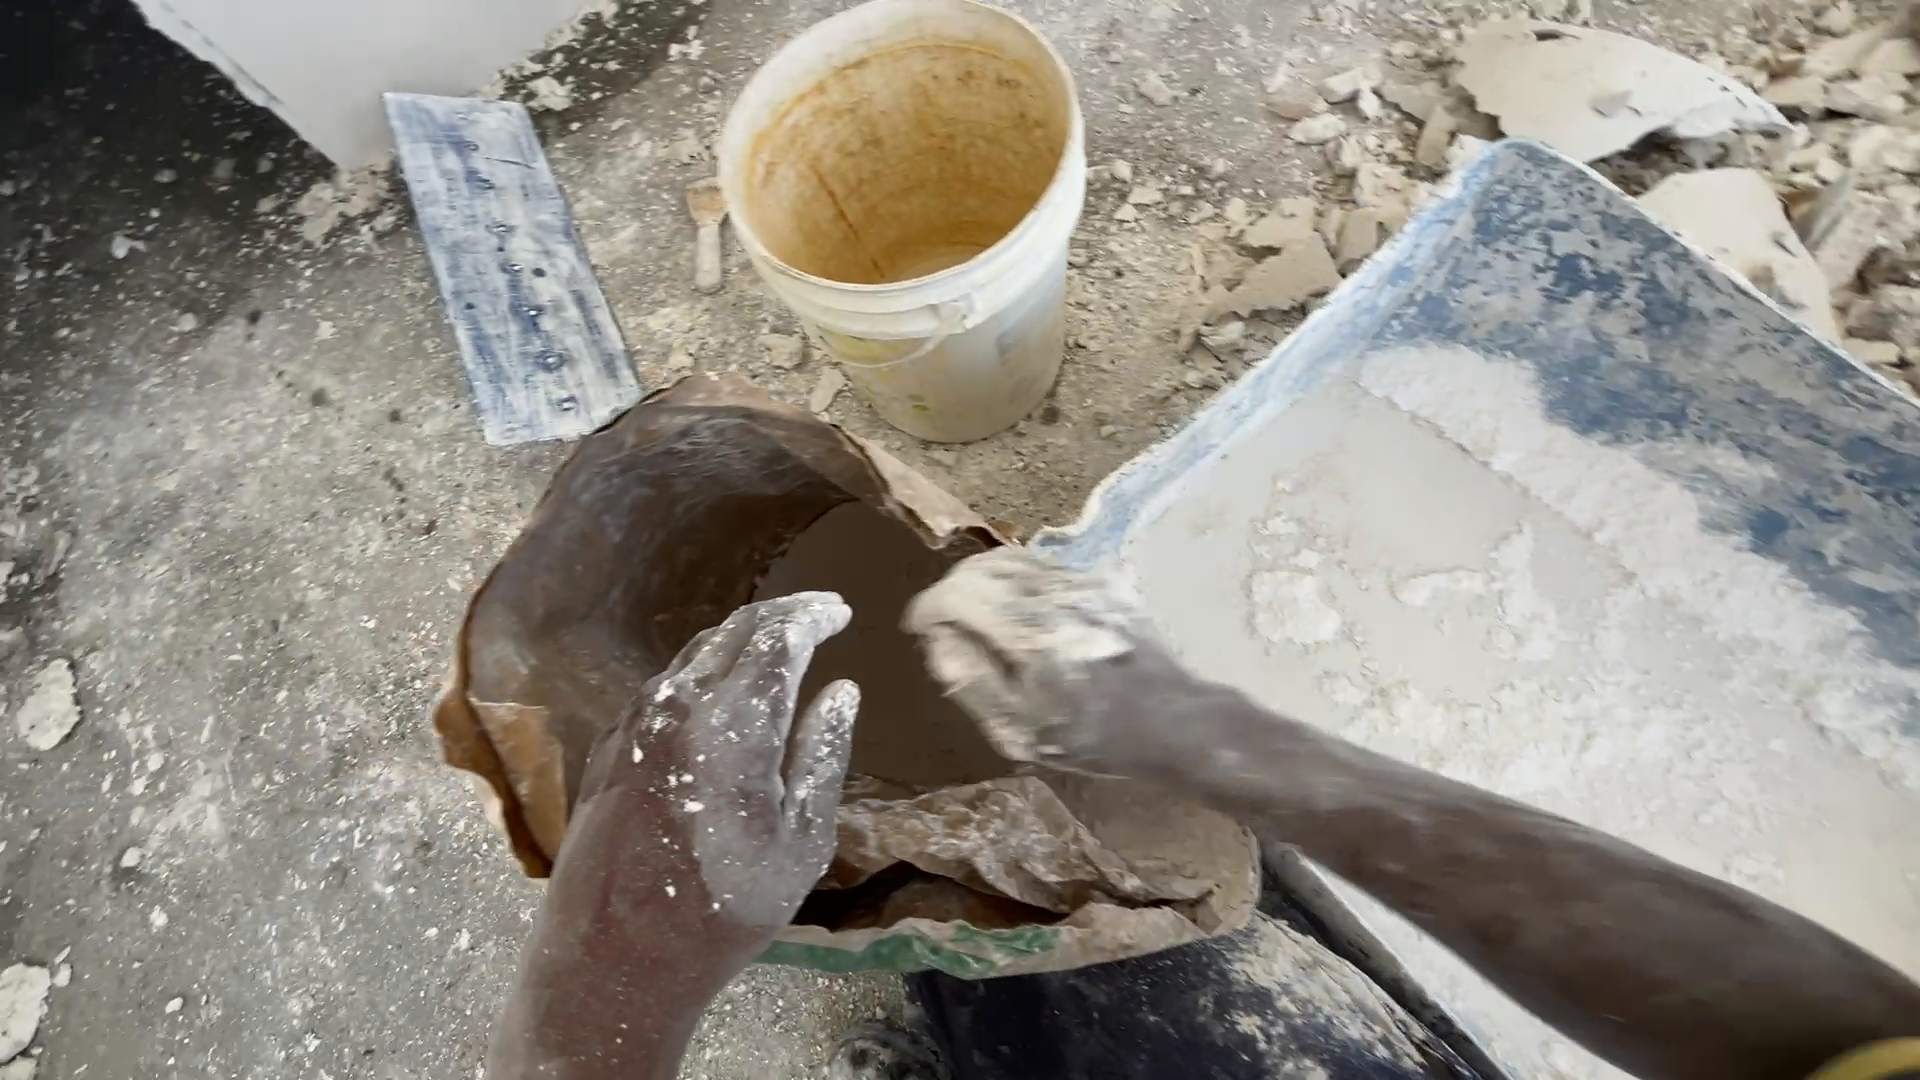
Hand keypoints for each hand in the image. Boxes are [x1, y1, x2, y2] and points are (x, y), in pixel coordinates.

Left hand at [490, 593, 859, 1079]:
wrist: (610, 965)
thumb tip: (843, 690)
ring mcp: (638, 721)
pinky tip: (726, 682)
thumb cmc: (723, 908)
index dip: (814, 616)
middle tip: (820, 612)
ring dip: (745, 633)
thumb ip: (822, 753)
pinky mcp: (613, 743)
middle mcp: (680, 706)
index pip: (780, 637)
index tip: (842, 612)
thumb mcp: (801, 840)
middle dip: (786, 611)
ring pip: (699, 649)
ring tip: (781, 640)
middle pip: (738, 627)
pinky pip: (669, 678)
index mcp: (733, 724)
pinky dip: (709, 662)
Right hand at [903, 548, 1246, 782]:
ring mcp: (1080, 582)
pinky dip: (1014, 575)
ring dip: (980, 577)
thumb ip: (972, 681)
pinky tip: (1014, 602)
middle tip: (943, 619)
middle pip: (980, 568)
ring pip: (1010, 558)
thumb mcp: (1021, 729)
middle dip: (951, 589)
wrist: (1174, 721)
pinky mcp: (1101, 580)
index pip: (957, 595)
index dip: (928, 607)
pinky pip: (1042, 563)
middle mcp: (1051, 596)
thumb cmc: (1094, 737)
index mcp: (1028, 635)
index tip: (919, 625)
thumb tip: (937, 640)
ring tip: (972, 607)